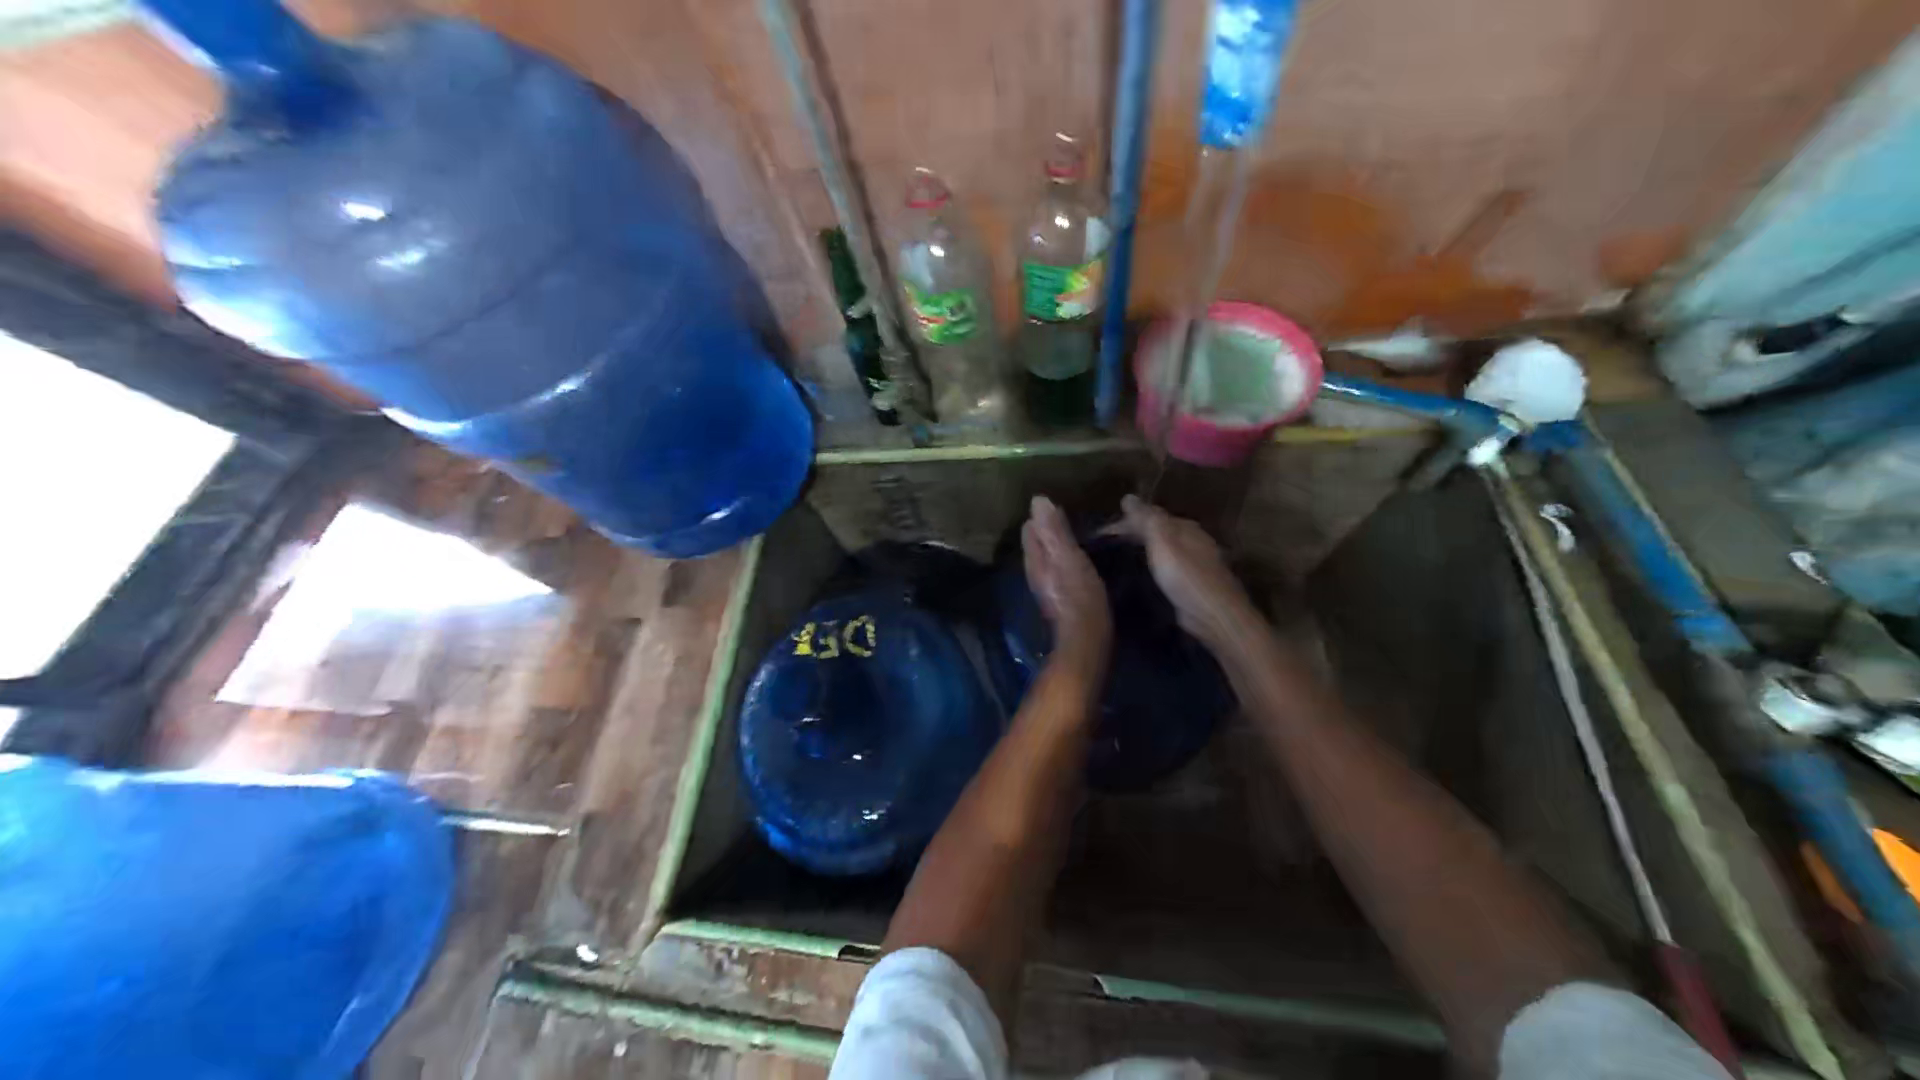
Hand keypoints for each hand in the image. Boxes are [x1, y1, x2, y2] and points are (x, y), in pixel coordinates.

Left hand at [1021, 495, 1111, 671]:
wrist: (1085, 640)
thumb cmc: (1080, 597)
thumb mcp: (1069, 559)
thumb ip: (1054, 532)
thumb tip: (1038, 500)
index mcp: (1036, 559)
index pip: (1030, 528)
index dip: (1042, 515)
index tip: (1061, 504)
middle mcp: (1035, 571)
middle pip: (1036, 542)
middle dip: (1048, 527)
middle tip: (1071, 515)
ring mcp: (1046, 585)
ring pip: (1047, 556)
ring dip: (1057, 543)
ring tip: (1078, 532)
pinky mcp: (1059, 596)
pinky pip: (1058, 569)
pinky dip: (1065, 558)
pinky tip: (1081, 559)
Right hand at [1109, 494, 1256, 647]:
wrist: (1214, 615)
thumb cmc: (1186, 576)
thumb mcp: (1163, 542)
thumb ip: (1147, 520)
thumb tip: (1128, 496)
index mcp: (1185, 528)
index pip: (1150, 516)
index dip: (1124, 522)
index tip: (1100, 534)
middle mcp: (1191, 541)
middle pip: (1157, 532)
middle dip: (1132, 535)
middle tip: (1104, 546)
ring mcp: (1193, 564)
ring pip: (1161, 550)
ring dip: (1141, 551)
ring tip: (1116, 559)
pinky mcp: (1191, 585)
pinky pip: (1164, 568)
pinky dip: (1150, 567)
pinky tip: (1139, 576)